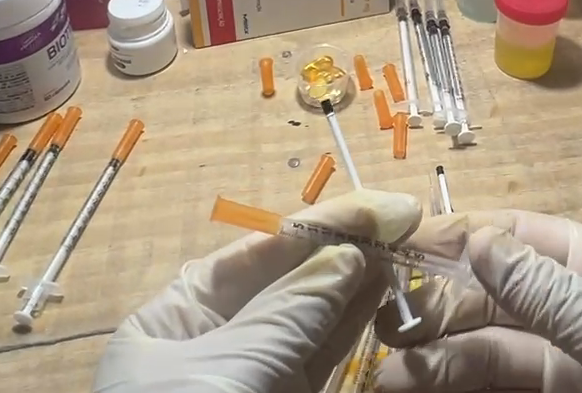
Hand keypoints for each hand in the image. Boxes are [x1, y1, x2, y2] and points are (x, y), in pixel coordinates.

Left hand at [95, 189, 421, 392]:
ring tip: (402, 247)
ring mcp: (253, 377)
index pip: (257, 253)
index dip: (320, 223)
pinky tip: (382, 292)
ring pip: (313, 317)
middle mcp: (216, 340)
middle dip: (344, 246)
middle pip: (289, 279)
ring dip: (358, 280)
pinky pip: (322, 356)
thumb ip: (293, 308)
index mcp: (177, 319)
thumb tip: (348, 252)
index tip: (378, 205)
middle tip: (404, 221)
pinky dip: (353, 325)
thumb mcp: (232, 367)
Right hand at [376, 210, 581, 392]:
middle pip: (498, 290)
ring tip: (385, 366)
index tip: (407, 237)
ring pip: (492, 344)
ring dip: (439, 350)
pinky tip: (418, 383)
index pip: (525, 234)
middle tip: (380, 313)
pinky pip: (503, 383)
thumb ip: (550, 292)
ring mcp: (570, 362)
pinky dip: (458, 380)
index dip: (468, 231)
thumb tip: (479, 238)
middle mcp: (579, 306)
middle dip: (442, 297)